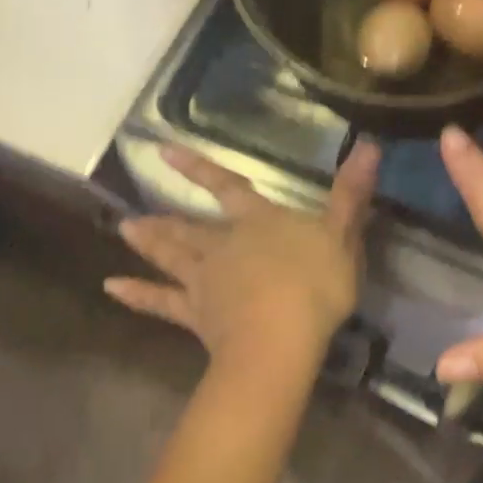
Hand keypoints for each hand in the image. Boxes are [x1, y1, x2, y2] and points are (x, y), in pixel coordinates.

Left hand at [106, 141, 381, 369]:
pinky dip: (137, 295)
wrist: (280, 337)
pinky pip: (161, 302)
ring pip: (172, 258)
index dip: (199, 169)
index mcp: (259, 222)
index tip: (163, 150)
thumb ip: (352, 193)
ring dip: (149, 244)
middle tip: (135, 211)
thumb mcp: (343, 236)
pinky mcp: (197, 315)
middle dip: (168, 218)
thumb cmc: (315, 285)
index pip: (228, 188)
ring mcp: (206, 281)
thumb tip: (371, 144)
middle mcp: (225, 245)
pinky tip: (112, 288)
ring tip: (125, 231)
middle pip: (191, 228)